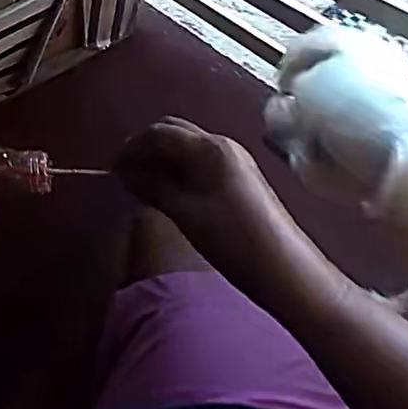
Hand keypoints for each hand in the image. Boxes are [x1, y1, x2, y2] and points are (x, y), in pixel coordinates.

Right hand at [115, 117, 341, 305]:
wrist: (293, 276)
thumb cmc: (234, 241)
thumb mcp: (183, 212)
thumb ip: (150, 185)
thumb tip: (125, 173)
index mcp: (209, 148)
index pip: (158, 133)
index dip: (131, 148)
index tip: (114, 170)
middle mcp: (222, 145)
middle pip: (171, 131)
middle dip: (145, 148)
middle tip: (125, 172)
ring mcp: (234, 160)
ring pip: (184, 145)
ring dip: (160, 158)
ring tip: (142, 182)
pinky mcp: (239, 177)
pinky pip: (197, 160)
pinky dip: (176, 168)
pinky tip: (167, 189)